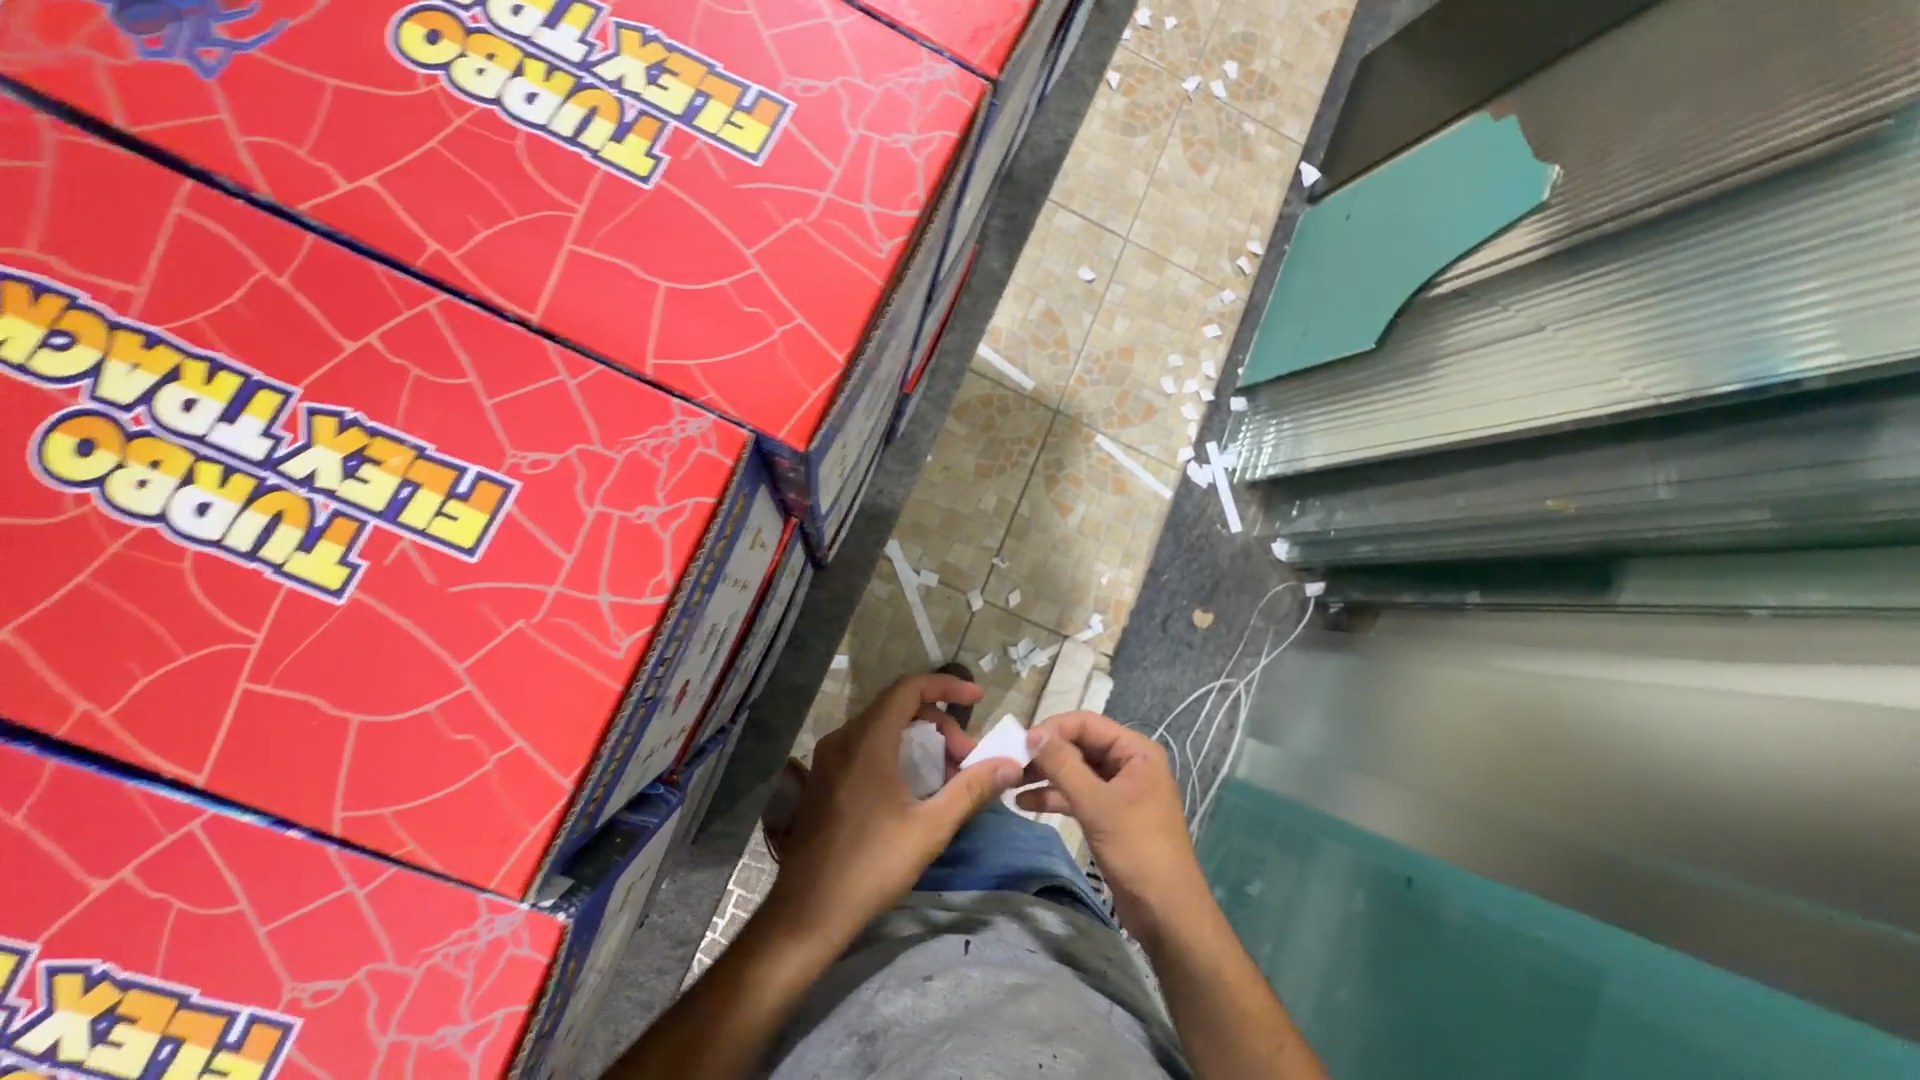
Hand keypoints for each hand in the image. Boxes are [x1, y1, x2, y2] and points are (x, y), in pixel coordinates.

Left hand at [763, 673, 1021, 943]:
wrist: (809, 910)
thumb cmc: (871, 866)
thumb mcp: (930, 828)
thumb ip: (971, 789)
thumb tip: (1010, 764)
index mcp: (867, 742)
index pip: (909, 689)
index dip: (946, 687)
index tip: (978, 698)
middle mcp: (842, 740)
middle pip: (897, 708)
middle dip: (940, 724)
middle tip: (968, 758)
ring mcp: (827, 760)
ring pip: (881, 729)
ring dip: (920, 740)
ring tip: (949, 774)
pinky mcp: (822, 780)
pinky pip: (865, 748)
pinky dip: (897, 753)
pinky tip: (916, 787)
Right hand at [1017, 711, 1209, 942]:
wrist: (1166, 910)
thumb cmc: (1136, 848)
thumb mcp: (1096, 804)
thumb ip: (1063, 765)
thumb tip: (1032, 734)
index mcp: (1136, 751)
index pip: (1086, 723)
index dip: (1051, 729)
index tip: (1017, 743)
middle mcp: (1129, 764)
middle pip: (1080, 745)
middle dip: (1046, 754)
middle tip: (1009, 763)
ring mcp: (1120, 790)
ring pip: (1076, 771)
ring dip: (1046, 775)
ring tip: (1010, 783)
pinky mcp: (1111, 815)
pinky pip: (1079, 795)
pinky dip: (1055, 797)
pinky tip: (1025, 803)